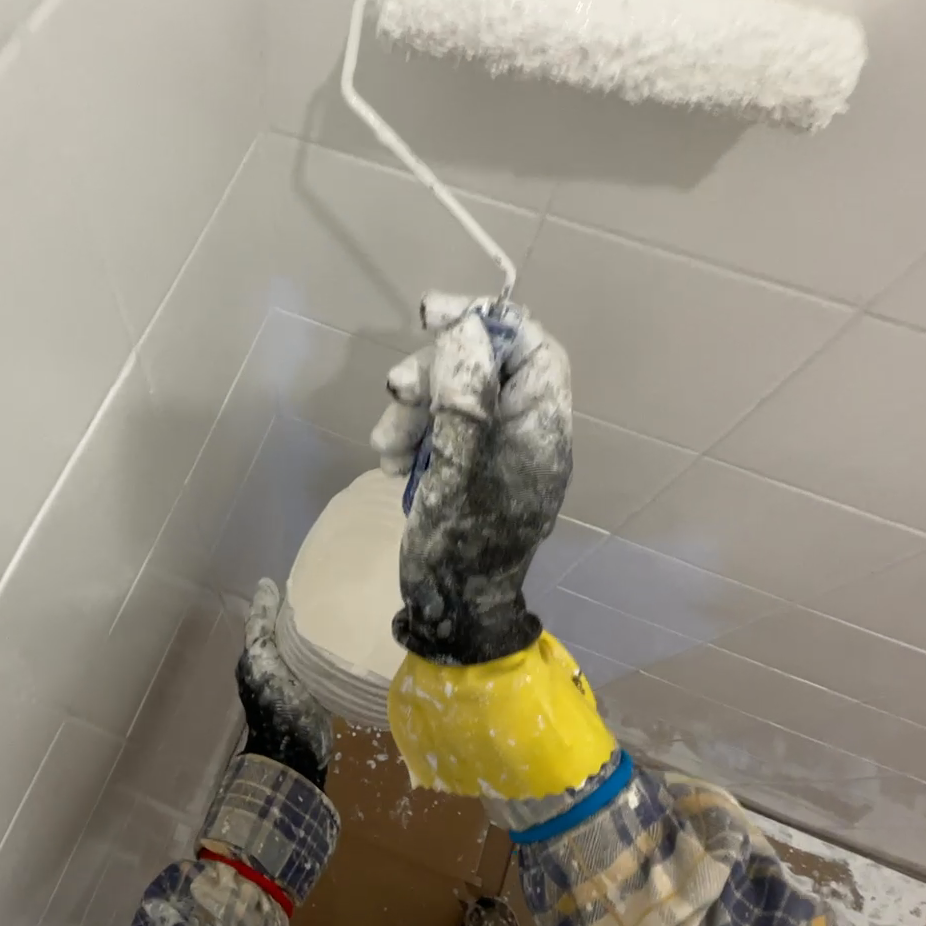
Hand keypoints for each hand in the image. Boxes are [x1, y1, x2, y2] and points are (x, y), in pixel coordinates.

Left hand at [235, 579, 334, 788]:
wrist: (295, 749)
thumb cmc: (276, 700)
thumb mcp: (262, 657)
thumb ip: (262, 623)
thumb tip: (265, 583)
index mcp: (259, 652)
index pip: (273, 615)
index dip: (288, 597)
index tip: (314, 576)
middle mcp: (275, 662)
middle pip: (293, 629)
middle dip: (309, 612)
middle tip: (337, 590)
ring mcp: (296, 678)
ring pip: (309, 645)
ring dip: (323, 631)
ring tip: (348, 609)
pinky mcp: (317, 691)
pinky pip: (324, 663)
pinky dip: (333, 651)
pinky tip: (351, 640)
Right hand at [370, 296, 572, 665]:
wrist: (453, 610)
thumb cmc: (460, 546)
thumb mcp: (456, 469)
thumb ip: (464, 398)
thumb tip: (466, 330)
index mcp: (539, 429)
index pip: (530, 349)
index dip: (484, 323)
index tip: (430, 315)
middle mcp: (525, 433)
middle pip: (482, 369)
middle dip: (432, 377)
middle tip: (394, 396)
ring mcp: (496, 451)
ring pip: (454, 398)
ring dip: (412, 412)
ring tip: (386, 449)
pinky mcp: (468, 467)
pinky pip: (440, 430)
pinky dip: (411, 438)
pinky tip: (391, 463)